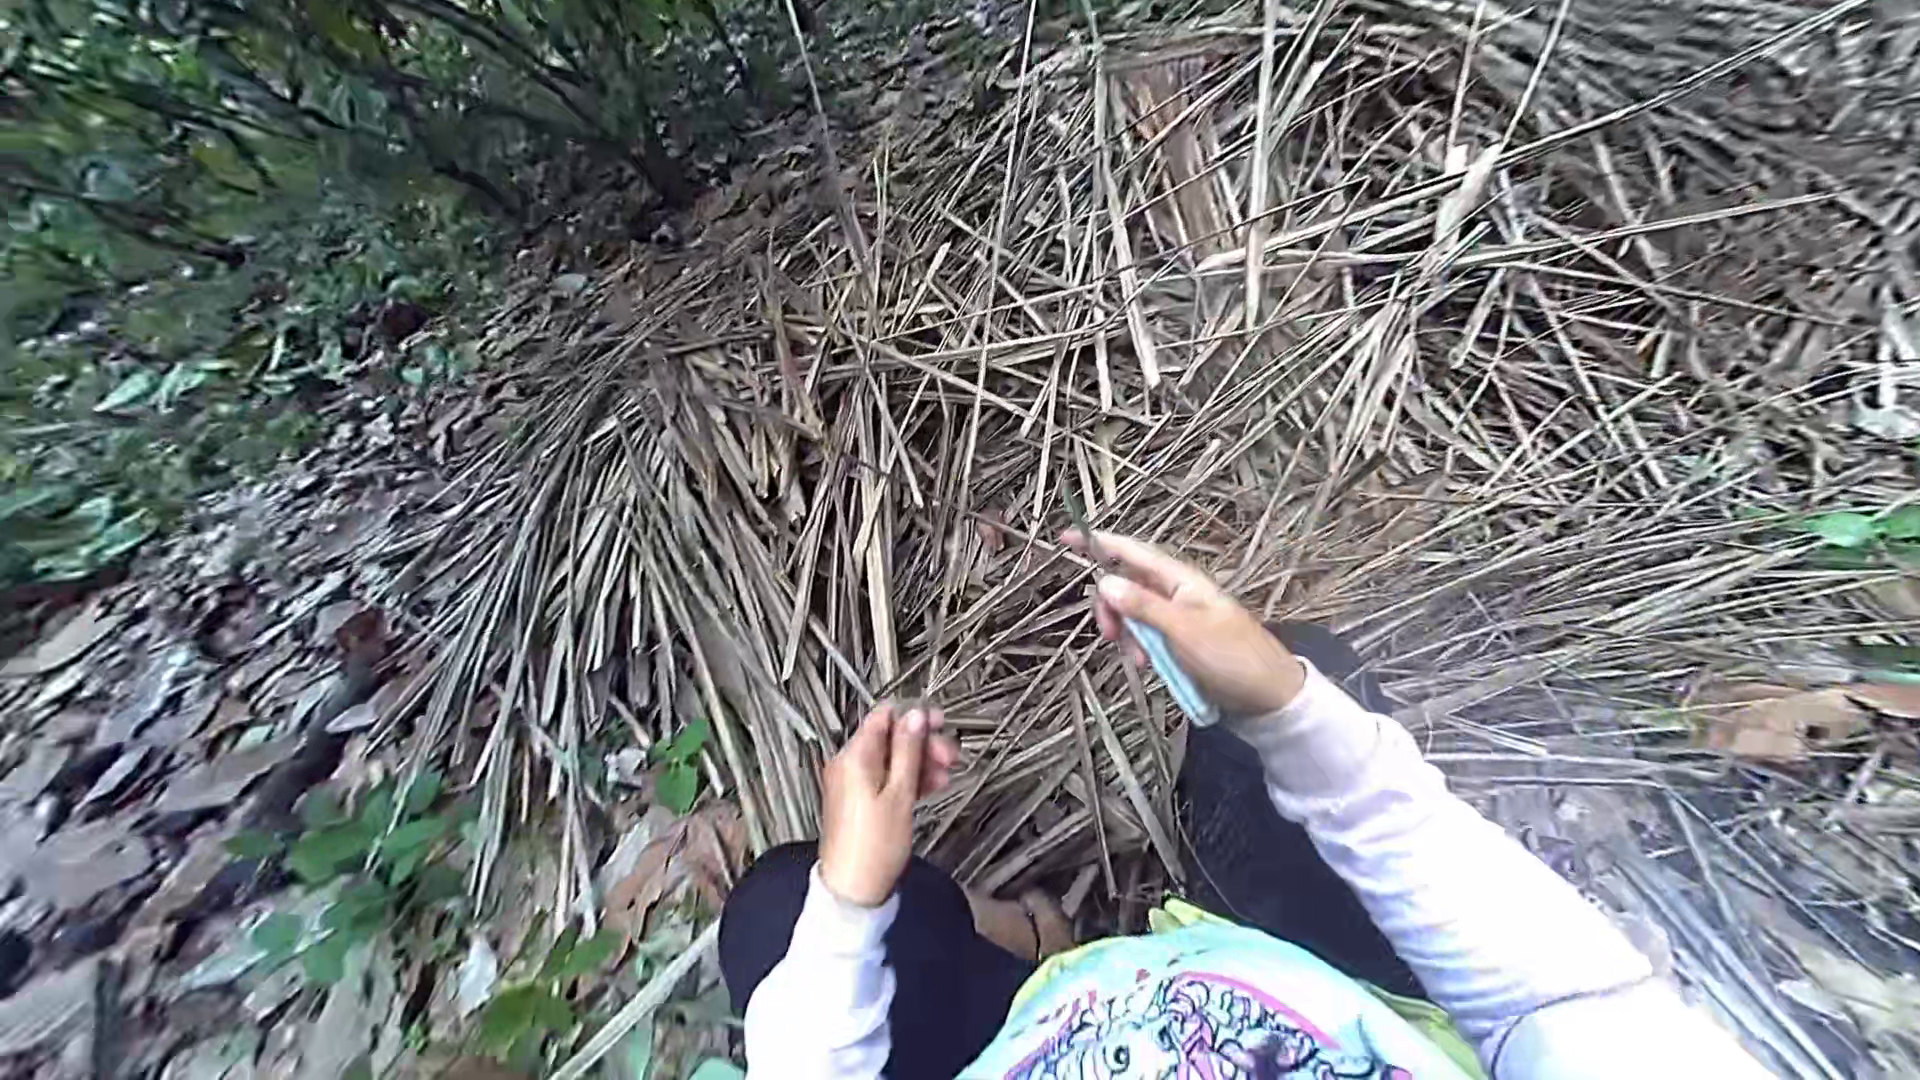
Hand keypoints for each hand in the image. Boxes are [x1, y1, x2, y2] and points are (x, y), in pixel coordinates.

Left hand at [817, 702, 959, 906]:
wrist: (854, 892)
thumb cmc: (873, 848)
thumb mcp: (900, 793)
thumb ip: (908, 749)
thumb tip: (915, 716)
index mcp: (854, 757)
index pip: (884, 716)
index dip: (914, 715)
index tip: (937, 722)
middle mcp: (849, 764)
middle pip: (891, 737)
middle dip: (922, 741)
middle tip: (947, 753)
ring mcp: (854, 782)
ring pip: (892, 757)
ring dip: (920, 760)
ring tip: (944, 772)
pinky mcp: (860, 799)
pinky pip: (887, 776)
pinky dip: (908, 777)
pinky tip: (929, 784)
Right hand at [1062, 530, 1304, 715]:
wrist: (1269, 699)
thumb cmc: (1233, 658)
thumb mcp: (1184, 631)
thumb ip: (1143, 606)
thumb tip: (1105, 581)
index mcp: (1180, 580)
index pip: (1132, 552)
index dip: (1100, 542)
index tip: (1067, 537)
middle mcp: (1175, 593)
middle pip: (1125, 586)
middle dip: (1111, 608)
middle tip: (1109, 636)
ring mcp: (1175, 616)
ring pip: (1131, 614)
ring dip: (1126, 634)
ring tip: (1140, 660)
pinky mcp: (1176, 639)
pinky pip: (1143, 634)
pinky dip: (1138, 647)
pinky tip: (1148, 665)